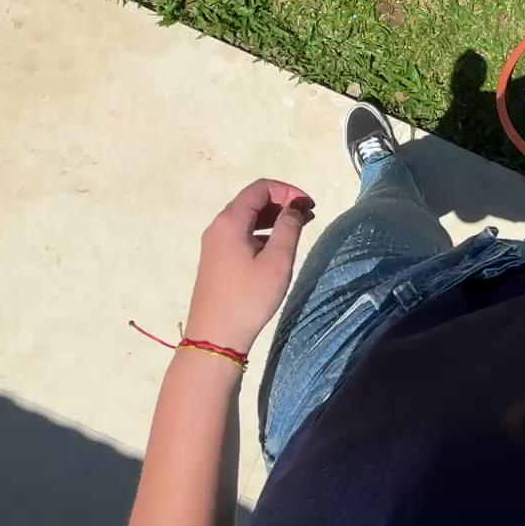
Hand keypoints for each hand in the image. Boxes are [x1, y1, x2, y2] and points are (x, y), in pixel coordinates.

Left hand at [183, 179, 314, 353]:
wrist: (215, 337)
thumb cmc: (248, 297)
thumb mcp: (277, 261)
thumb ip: (288, 228)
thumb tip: (294, 207)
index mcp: (230, 221)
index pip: (260, 188)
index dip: (287, 190)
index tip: (309, 206)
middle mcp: (218, 226)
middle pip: (253, 200)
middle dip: (282, 202)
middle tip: (309, 215)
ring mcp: (215, 244)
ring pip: (248, 218)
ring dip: (274, 217)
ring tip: (300, 227)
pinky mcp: (217, 259)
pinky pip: (242, 234)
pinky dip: (263, 232)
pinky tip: (280, 246)